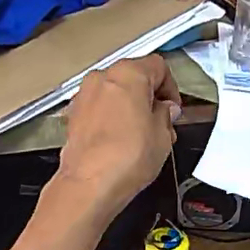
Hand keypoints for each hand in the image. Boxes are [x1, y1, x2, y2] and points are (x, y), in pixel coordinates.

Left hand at [49, 56, 180, 215]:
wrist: (92, 183)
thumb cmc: (126, 157)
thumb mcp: (163, 135)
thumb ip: (166, 115)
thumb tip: (165, 110)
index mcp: (128, 75)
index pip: (158, 66)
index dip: (171, 88)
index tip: (174, 108)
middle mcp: (102, 78)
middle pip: (134, 78)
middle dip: (150, 98)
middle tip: (163, 123)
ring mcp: (84, 95)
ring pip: (115, 93)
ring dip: (132, 108)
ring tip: (144, 136)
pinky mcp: (74, 115)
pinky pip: (100, 108)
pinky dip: (113, 118)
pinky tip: (123, 142)